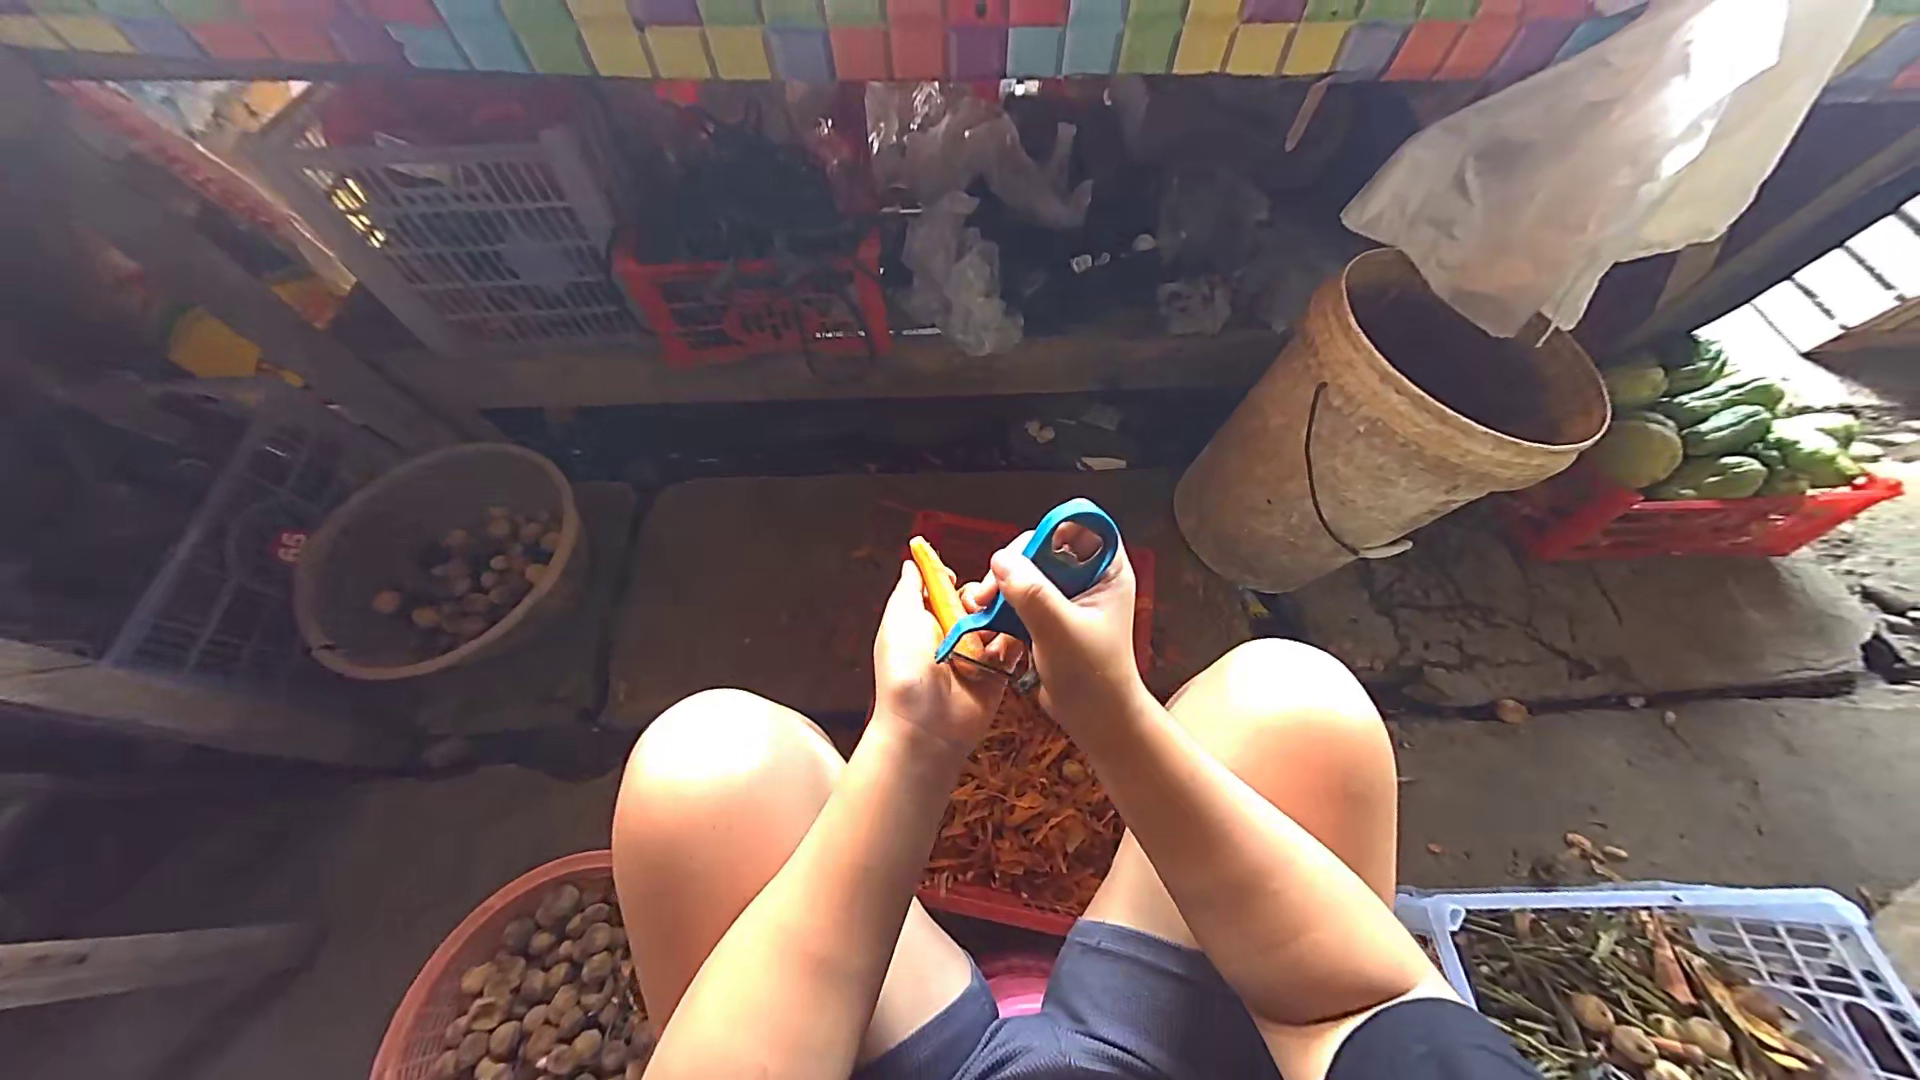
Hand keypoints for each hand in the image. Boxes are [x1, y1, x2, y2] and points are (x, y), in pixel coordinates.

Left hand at [871, 561, 1018, 755]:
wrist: (926, 727)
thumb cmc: (904, 672)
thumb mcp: (898, 618)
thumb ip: (910, 588)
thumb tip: (912, 562)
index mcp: (924, 618)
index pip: (946, 586)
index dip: (952, 578)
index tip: (955, 577)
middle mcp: (951, 632)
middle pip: (978, 597)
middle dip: (981, 596)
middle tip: (974, 607)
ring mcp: (976, 652)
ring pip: (999, 617)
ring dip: (996, 619)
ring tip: (984, 634)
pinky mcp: (998, 670)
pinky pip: (1013, 644)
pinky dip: (1009, 643)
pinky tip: (996, 652)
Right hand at [981, 526, 1147, 733]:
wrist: (1096, 720)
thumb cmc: (1094, 677)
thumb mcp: (1061, 630)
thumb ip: (1032, 593)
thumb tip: (1001, 559)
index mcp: (1107, 570)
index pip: (1080, 527)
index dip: (1050, 533)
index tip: (1023, 555)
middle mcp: (1089, 576)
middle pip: (1045, 546)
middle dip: (1015, 562)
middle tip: (992, 588)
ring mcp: (1068, 595)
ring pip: (1028, 570)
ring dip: (1004, 582)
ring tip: (984, 603)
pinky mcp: (1050, 613)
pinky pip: (1021, 593)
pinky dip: (1004, 601)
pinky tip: (988, 614)